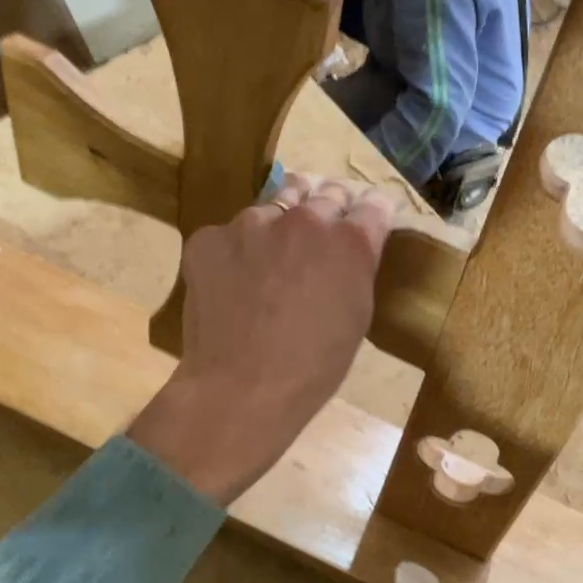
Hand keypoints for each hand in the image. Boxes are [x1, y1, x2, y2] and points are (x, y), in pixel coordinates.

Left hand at [127, 175, 397, 502]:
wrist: (240, 390)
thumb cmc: (313, 366)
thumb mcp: (356, 316)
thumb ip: (356, 269)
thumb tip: (351, 249)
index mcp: (350, 240)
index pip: (373, 203)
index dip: (372, 213)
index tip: (366, 223)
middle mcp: (304, 218)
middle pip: (326, 193)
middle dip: (331, 207)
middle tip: (325, 232)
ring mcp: (251, 223)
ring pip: (275, 205)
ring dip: (284, 220)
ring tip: (278, 252)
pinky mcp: (209, 238)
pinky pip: (231, 234)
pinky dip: (238, 250)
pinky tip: (235, 283)